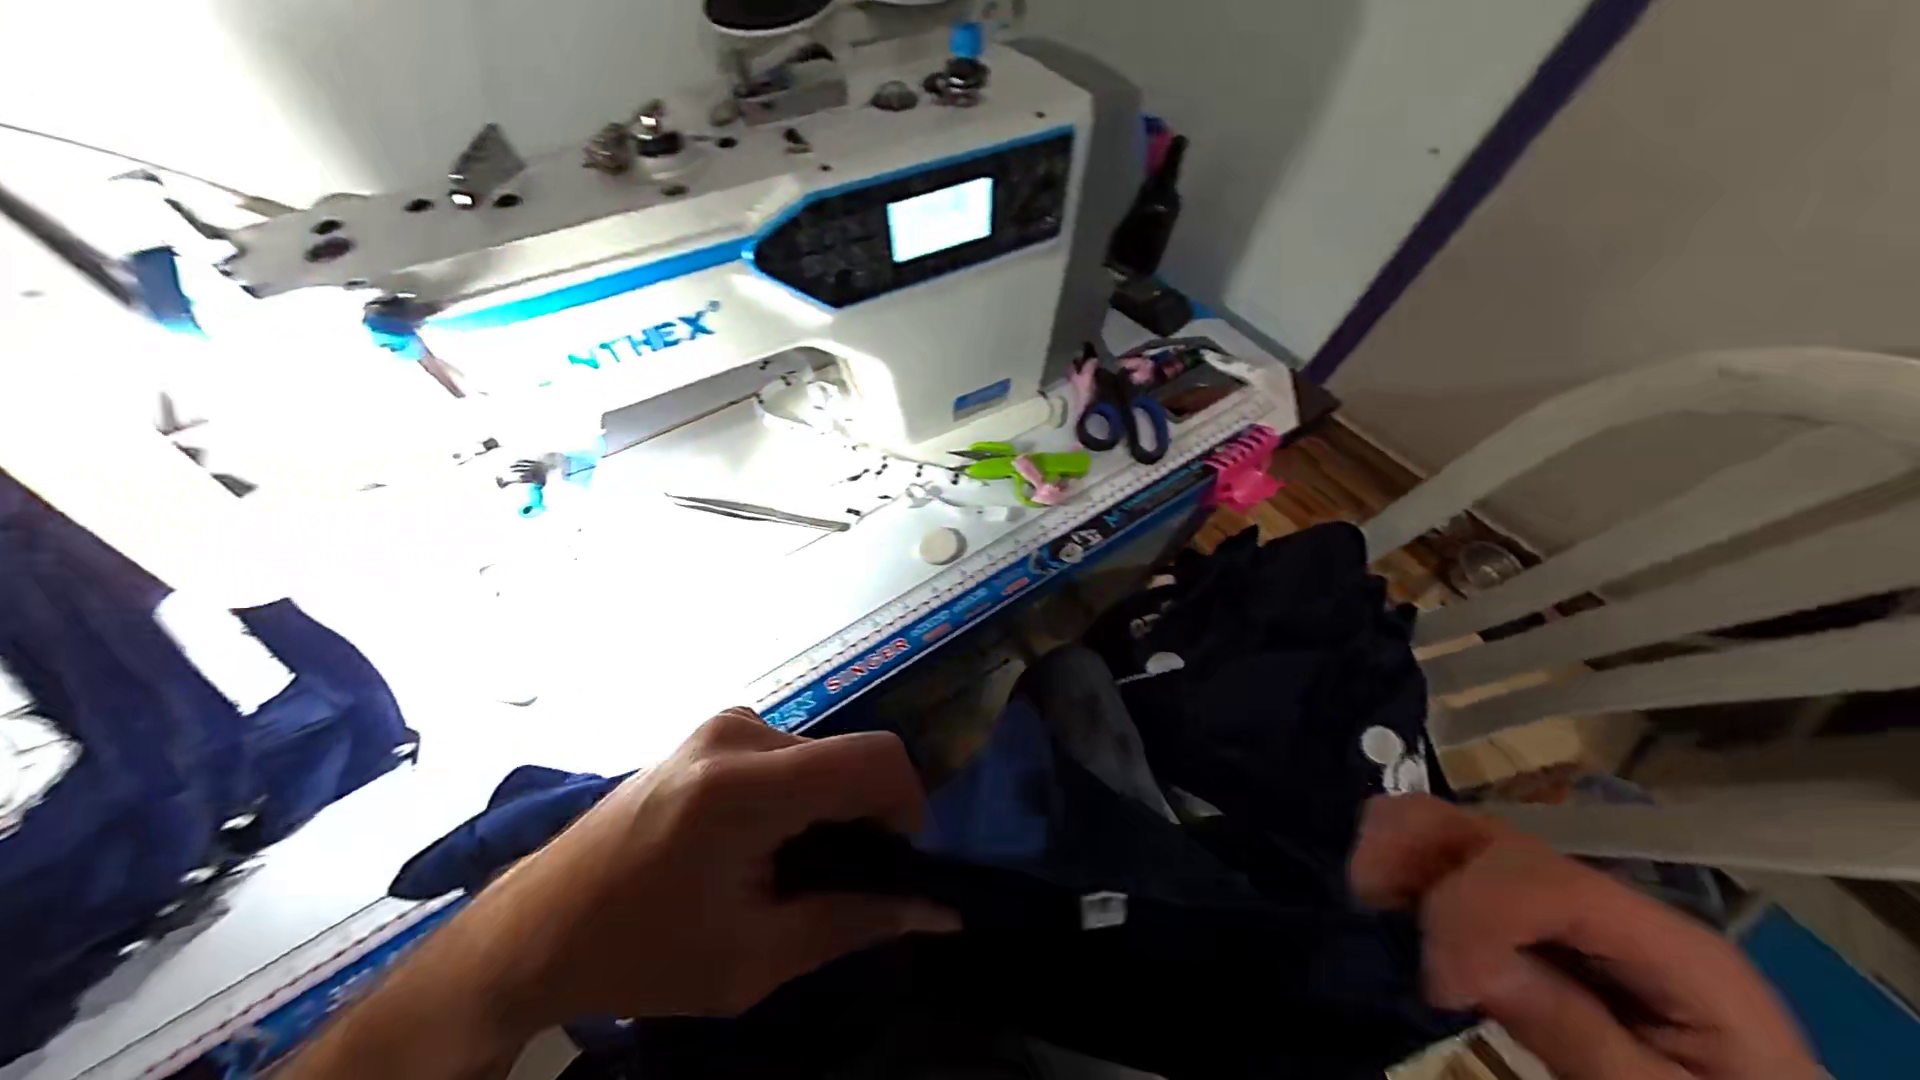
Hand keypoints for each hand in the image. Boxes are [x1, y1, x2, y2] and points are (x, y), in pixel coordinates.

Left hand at [284, 710, 957, 1079]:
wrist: (533, 927)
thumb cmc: (638, 953)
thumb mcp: (752, 960)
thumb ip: (853, 923)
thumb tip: (939, 912)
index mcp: (745, 785)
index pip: (875, 759)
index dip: (906, 806)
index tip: (889, 862)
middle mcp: (740, 732)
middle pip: (852, 757)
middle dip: (866, 815)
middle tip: (835, 879)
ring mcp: (723, 723)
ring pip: (824, 754)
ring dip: (831, 805)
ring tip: (790, 865)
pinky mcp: (713, 729)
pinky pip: (792, 751)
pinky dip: (802, 791)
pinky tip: (764, 839)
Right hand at [1350, 795, 1817, 1079]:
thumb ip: (1579, 1036)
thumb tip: (1468, 963)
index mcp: (1671, 945)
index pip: (1548, 883)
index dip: (1471, 914)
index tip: (1434, 985)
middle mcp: (1605, 893)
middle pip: (1487, 830)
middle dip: (1407, 854)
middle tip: (1371, 915)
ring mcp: (1558, 891)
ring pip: (1452, 826)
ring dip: (1393, 852)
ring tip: (1375, 912)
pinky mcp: (1522, 903)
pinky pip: (1443, 854)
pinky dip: (1399, 863)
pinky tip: (1392, 910)